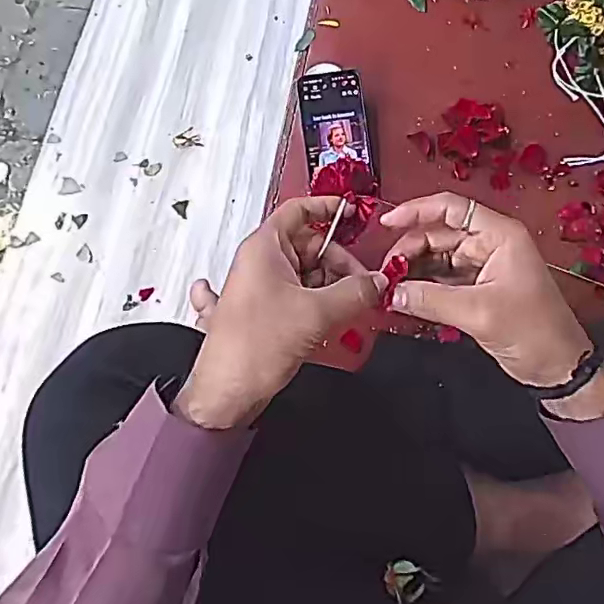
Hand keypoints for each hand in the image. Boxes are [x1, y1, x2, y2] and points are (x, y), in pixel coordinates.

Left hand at [175, 197, 386, 428]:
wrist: (225, 396)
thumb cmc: (252, 349)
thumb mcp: (317, 313)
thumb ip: (356, 292)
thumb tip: (377, 282)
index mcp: (264, 248)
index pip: (299, 210)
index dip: (327, 207)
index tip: (351, 213)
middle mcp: (258, 263)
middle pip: (309, 245)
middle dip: (338, 263)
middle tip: (361, 284)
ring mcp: (257, 287)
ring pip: (304, 273)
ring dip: (328, 287)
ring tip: (347, 308)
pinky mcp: (259, 313)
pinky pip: (292, 297)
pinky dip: (310, 303)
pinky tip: (322, 317)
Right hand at [379, 193, 595, 387]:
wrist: (560, 367)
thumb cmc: (532, 331)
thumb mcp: (479, 313)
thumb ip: (431, 299)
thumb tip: (391, 293)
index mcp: (500, 235)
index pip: (453, 208)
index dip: (417, 211)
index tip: (386, 223)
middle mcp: (491, 243)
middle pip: (440, 233)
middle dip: (411, 249)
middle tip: (386, 273)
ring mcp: (484, 265)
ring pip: (439, 256)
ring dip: (415, 269)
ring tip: (390, 286)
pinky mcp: (478, 288)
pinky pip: (444, 278)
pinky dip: (424, 285)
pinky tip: (405, 296)